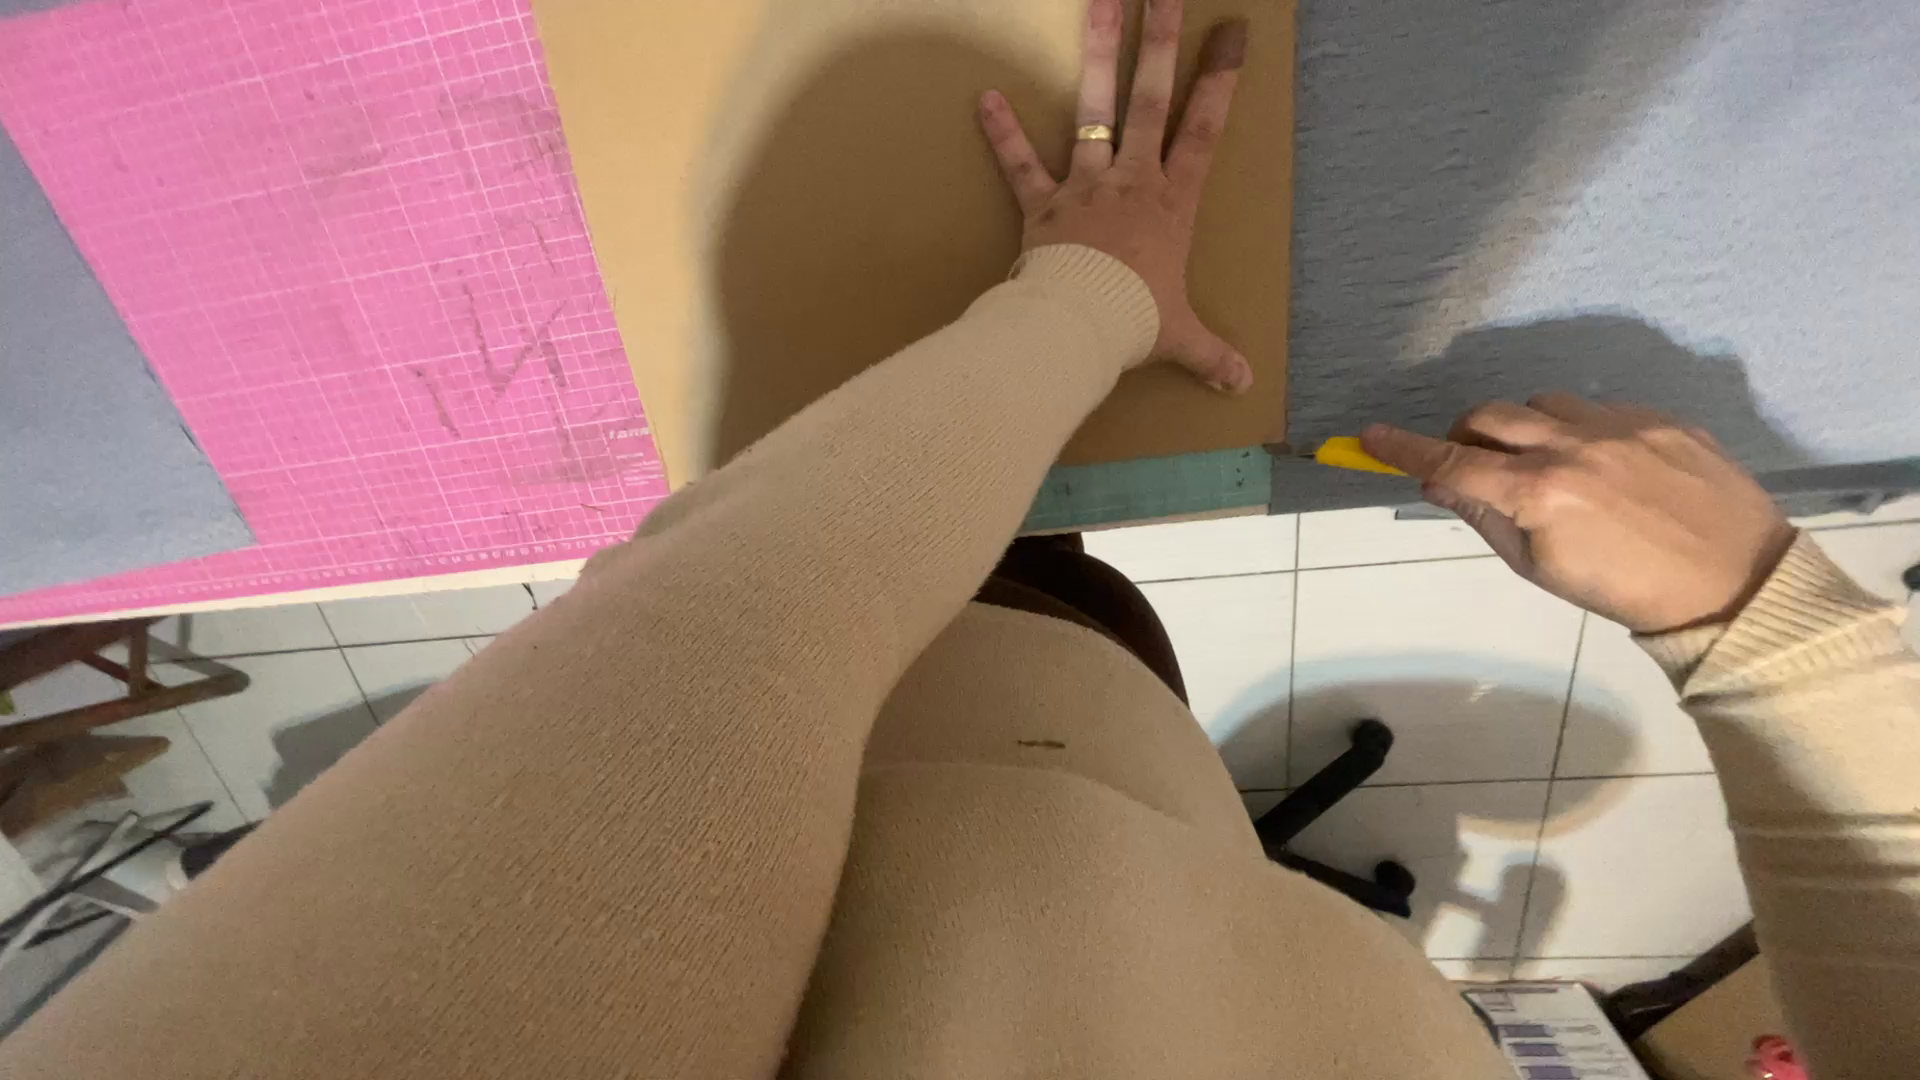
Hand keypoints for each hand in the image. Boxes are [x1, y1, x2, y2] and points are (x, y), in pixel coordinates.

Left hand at [977, 0, 1252, 393]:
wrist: (1082, 331)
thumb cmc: (1135, 325)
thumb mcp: (1179, 337)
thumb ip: (1211, 355)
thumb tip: (1243, 386)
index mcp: (1172, 205)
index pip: (1205, 132)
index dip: (1221, 82)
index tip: (1233, 31)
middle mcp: (1132, 182)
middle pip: (1150, 100)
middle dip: (1160, 40)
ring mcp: (1085, 188)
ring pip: (1093, 112)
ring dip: (1096, 56)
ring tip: (1099, 1)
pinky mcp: (1043, 207)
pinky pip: (1020, 167)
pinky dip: (1003, 136)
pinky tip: (983, 98)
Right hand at [1361, 395, 1796, 633]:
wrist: (1732, 583)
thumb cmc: (1616, 587)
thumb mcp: (1534, 564)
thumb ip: (1481, 515)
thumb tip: (1436, 483)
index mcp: (1537, 494)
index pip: (1450, 463)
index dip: (1402, 449)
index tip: (1368, 437)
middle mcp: (1573, 450)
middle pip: (1485, 417)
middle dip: (1461, 435)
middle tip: (1469, 461)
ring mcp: (1622, 428)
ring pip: (1538, 404)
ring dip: (1519, 427)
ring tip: (1540, 459)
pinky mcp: (1661, 420)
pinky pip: (1594, 406)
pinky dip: (1572, 428)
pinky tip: (1595, 461)